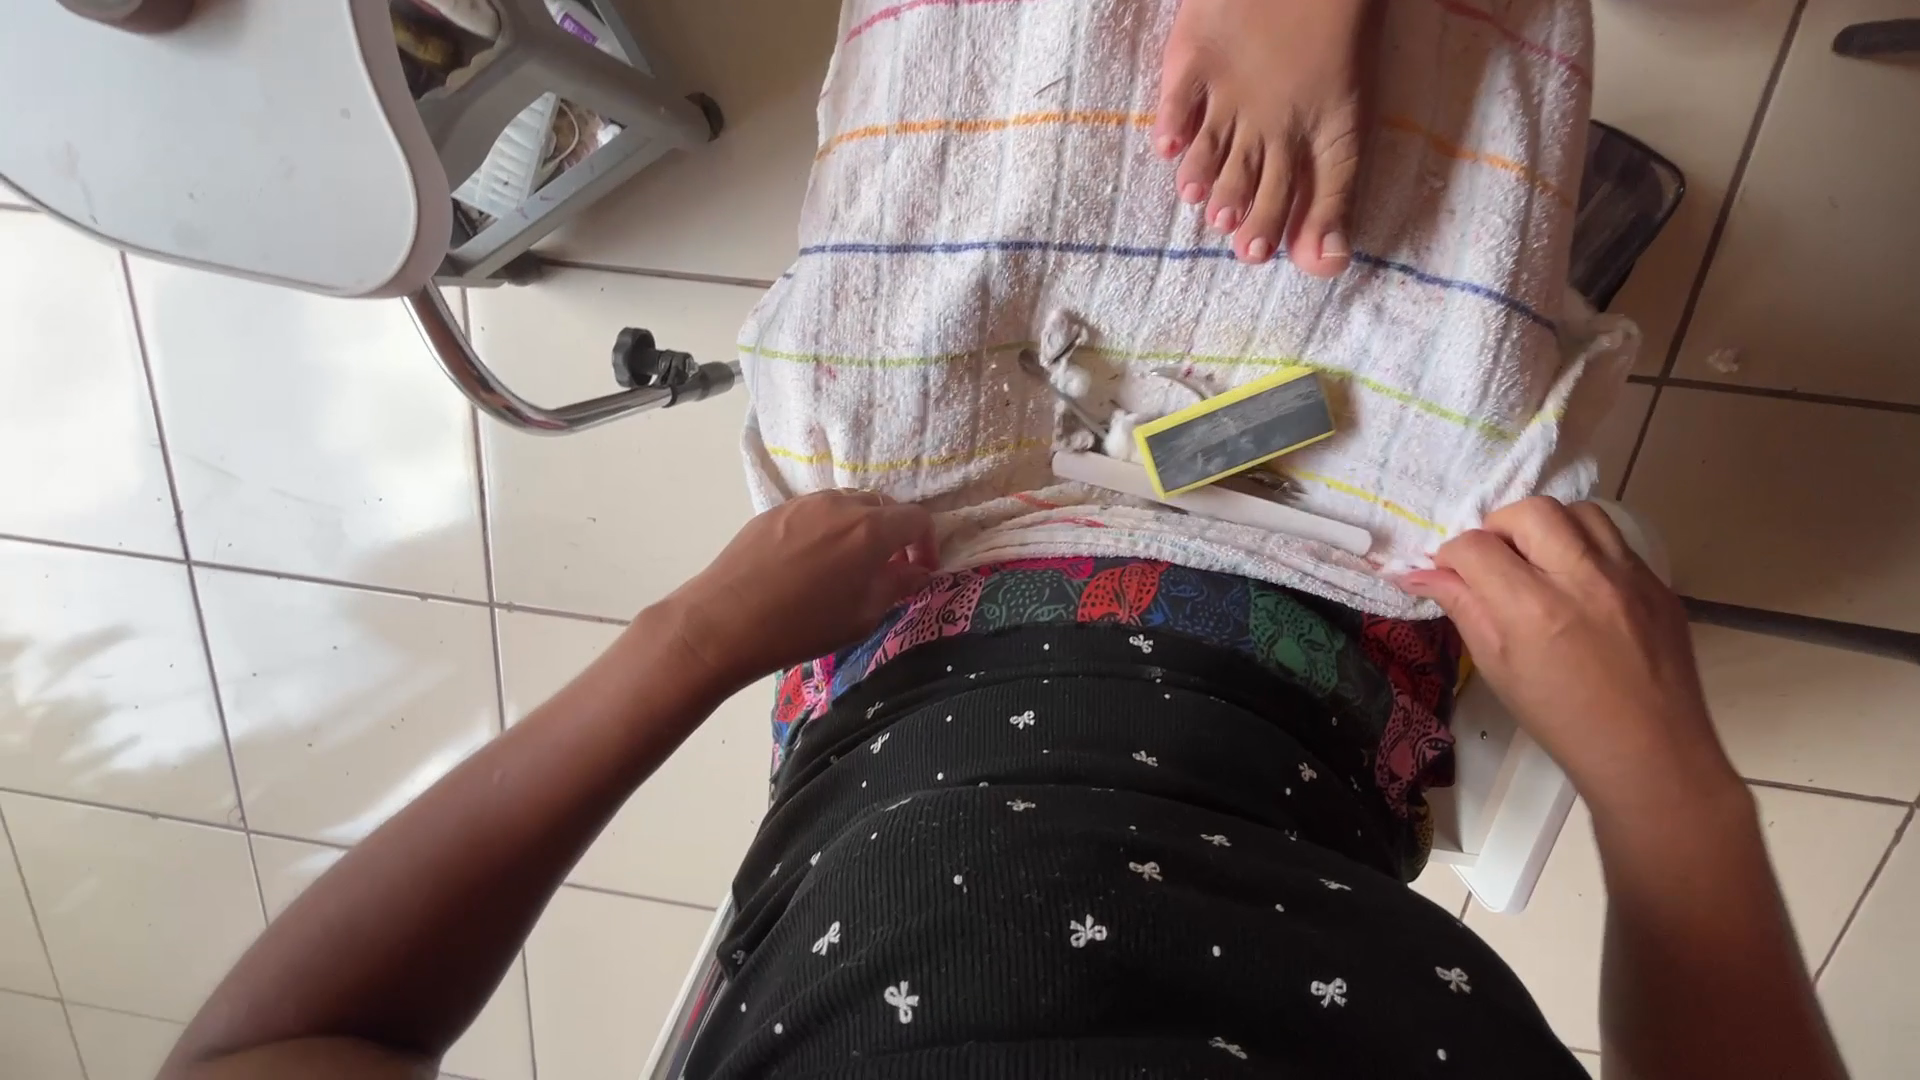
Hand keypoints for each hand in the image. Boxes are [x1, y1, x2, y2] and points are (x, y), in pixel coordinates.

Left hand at [655, 491, 939, 692]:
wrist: (724, 622)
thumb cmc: (802, 626)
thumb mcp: (862, 616)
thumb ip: (897, 586)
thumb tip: (917, 572)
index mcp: (870, 530)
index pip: (917, 519)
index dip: (927, 544)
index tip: (920, 570)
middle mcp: (841, 505)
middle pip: (884, 506)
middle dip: (895, 534)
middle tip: (887, 569)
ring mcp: (805, 503)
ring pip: (849, 504)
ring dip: (861, 528)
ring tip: (848, 564)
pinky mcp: (776, 510)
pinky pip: (817, 511)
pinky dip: (829, 528)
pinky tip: (812, 561)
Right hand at [1399, 498, 1736, 808]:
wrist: (1649, 750)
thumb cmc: (1557, 715)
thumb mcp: (1494, 664)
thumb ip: (1461, 606)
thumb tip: (1418, 574)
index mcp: (1532, 608)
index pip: (1473, 547)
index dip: (1450, 556)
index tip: (1448, 574)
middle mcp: (1583, 580)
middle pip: (1529, 511)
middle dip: (1497, 527)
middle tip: (1492, 559)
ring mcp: (1629, 577)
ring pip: (1579, 512)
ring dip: (1545, 526)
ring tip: (1535, 559)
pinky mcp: (1658, 583)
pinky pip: (1614, 539)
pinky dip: (1581, 546)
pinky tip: (1573, 581)